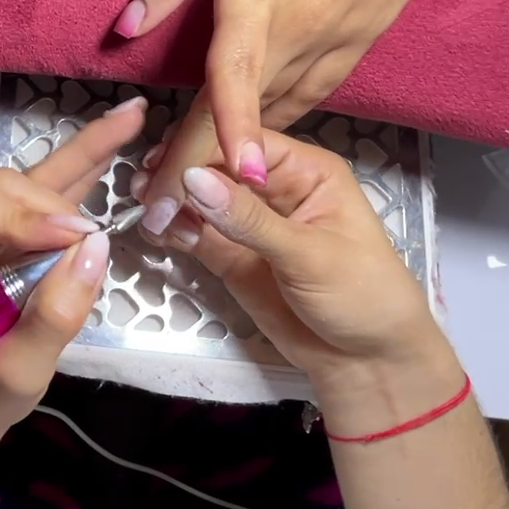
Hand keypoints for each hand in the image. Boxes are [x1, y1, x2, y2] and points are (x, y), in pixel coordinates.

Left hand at [0, 97, 146, 447]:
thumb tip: (94, 247)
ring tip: (130, 120)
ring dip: (79, 157)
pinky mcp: (5, 235)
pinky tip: (116, 135)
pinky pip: (43, 197)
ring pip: (28, 182)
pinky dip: (82, 171)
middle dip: (53, 203)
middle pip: (2, 189)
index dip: (29, 214)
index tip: (78, 237)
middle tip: (94, 235)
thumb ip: (52, 315)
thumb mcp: (16, 372)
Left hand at [120, 0, 489, 231]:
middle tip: (167, 214)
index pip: (232, 79)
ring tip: (202, 191)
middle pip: (248, 112)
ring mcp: (341, 37)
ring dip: (245, 153)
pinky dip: (283, 122)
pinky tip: (261, 141)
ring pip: (285, 110)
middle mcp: (302, 28)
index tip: (219, 183)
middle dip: (206, 167)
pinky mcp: (367, 37)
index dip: (222, 132)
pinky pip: (316, 92)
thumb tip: (126, 26)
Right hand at [168, 129, 457, 425]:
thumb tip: (193, 178)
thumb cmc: (362, 297)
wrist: (366, 364)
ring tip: (142, 206)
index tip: (163, 162)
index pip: (243, 144)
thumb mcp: (309, 255)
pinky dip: (171, 230)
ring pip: (196, 198)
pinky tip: (154, 231)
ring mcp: (245, 220)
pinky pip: (192, 232)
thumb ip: (248, 219)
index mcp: (303, 170)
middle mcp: (270, 187)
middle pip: (212, 166)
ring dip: (168, 200)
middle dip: (177, 174)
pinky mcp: (227, 252)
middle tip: (143, 187)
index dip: (202, 149)